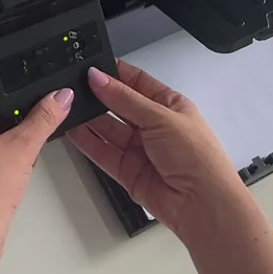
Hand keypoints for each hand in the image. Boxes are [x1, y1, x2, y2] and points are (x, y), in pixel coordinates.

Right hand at [69, 61, 247, 238]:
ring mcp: (141, 150)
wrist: (203, 206)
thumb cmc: (198, 158)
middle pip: (119, 105)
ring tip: (69, 105)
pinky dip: (88, 142)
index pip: (137, 82)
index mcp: (169, 105)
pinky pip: (104, 152)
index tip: (92, 66)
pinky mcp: (129, 172)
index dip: (115, 73)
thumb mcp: (160, 117)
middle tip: (75, 86)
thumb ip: (125, 99)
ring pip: (108, 128)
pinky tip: (74, 129)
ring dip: (90, 118)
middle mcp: (154, 126)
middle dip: (99, 95)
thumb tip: (99, 78)